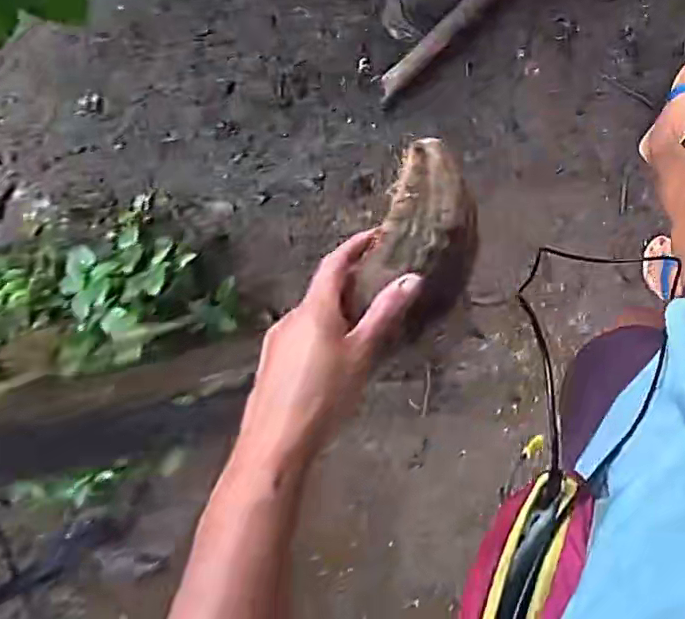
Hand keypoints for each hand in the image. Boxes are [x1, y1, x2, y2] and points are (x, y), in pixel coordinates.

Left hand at [232, 229, 420, 471]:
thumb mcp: (363, 351)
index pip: (334, 264)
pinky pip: (305, 331)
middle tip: (384, 278)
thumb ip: (386, 312)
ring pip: (315, 312)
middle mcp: (291, 319)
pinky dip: (328, 326)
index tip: (377, 234)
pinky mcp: (273, 365)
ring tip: (370, 314)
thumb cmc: (324, 394)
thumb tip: (411, 277)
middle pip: (324, 288)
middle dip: (353, 279)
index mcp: (314, 309)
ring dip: (341, 305)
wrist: (272, 449)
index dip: (355, 245)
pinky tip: (343, 347)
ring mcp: (277, 343)